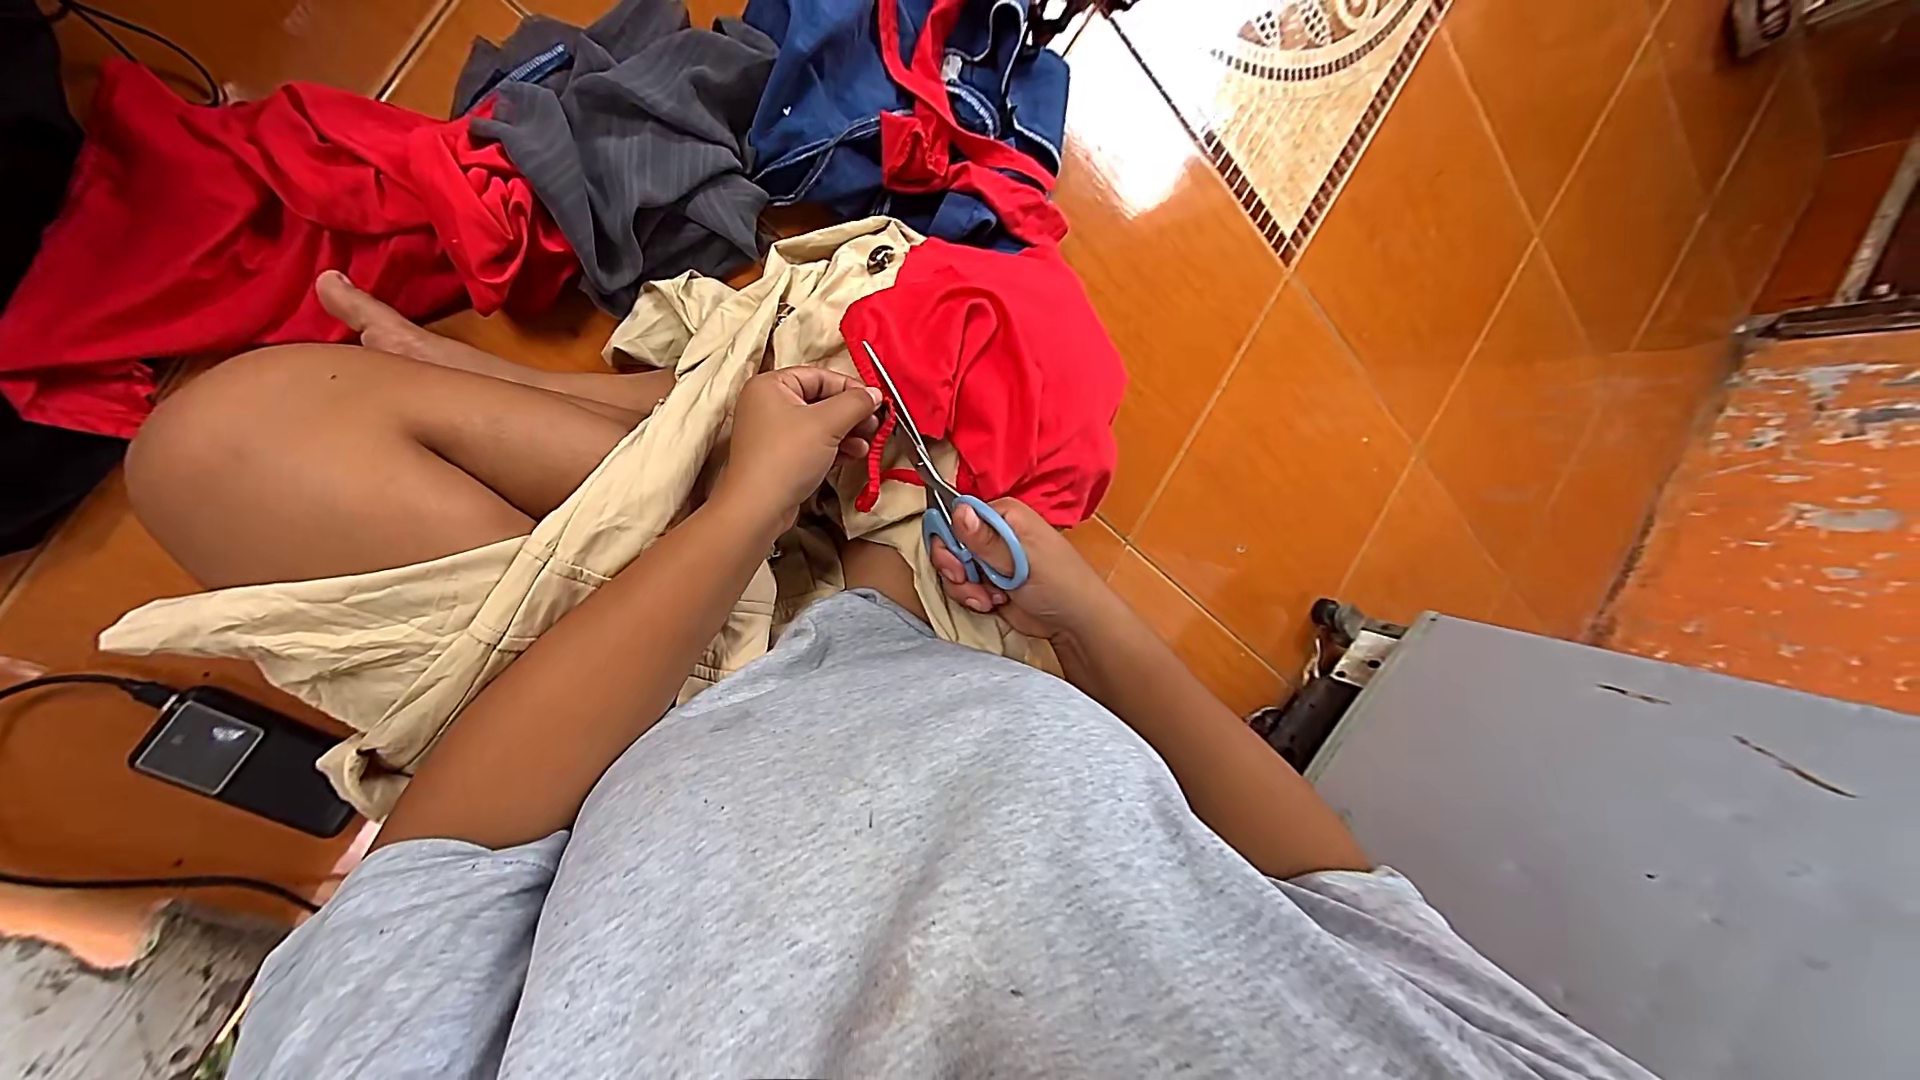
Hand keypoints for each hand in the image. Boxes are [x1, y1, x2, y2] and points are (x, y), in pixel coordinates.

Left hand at [716, 368, 880, 529]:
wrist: (760, 507)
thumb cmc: (788, 456)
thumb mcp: (827, 424)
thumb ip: (855, 403)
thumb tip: (875, 393)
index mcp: (771, 385)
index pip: (819, 376)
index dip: (851, 387)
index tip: (876, 402)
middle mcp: (769, 403)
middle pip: (821, 400)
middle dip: (851, 414)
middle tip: (875, 424)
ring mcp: (774, 432)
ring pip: (820, 424)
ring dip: (847, 432)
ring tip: (867, 444)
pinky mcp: (781, 456)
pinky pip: (813, 443)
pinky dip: (835, 447)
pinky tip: (854, 455)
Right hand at [930, 498, 1119, 641]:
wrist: (1074, 622)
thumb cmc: (1059, 584)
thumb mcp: (1020, 560)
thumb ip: (985, 539)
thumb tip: (959, 510)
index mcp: (1004, 515)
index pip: (957, 516)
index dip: (950, 540)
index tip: (958, 563)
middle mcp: (994, 532)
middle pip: (949, 542)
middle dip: (955, 568)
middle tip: (968, 580)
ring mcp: (990, 557)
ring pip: (953, 568)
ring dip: (965, 588)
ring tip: (990, 598)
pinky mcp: (987, 581)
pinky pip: (962, 586)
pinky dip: (971, 598)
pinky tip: (992, 604)